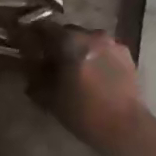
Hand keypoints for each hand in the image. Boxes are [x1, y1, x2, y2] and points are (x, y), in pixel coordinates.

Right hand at [25, 24, 148, 151]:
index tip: (28, 45)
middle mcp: (92, 35)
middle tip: (52, 62)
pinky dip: (95, 56)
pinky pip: (103, 49)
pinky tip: (94, 75)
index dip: (34, 34)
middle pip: (68, 31)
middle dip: (58, 43)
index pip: (45, 27)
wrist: (126, 128)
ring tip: (76, 70)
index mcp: (70, 42)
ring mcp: (112, 43)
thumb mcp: (50, 97)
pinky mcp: (126, 54)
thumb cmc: (83, 112)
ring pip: (87, 39)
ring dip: (78, 49)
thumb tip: (29, 66)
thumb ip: (35, 76)